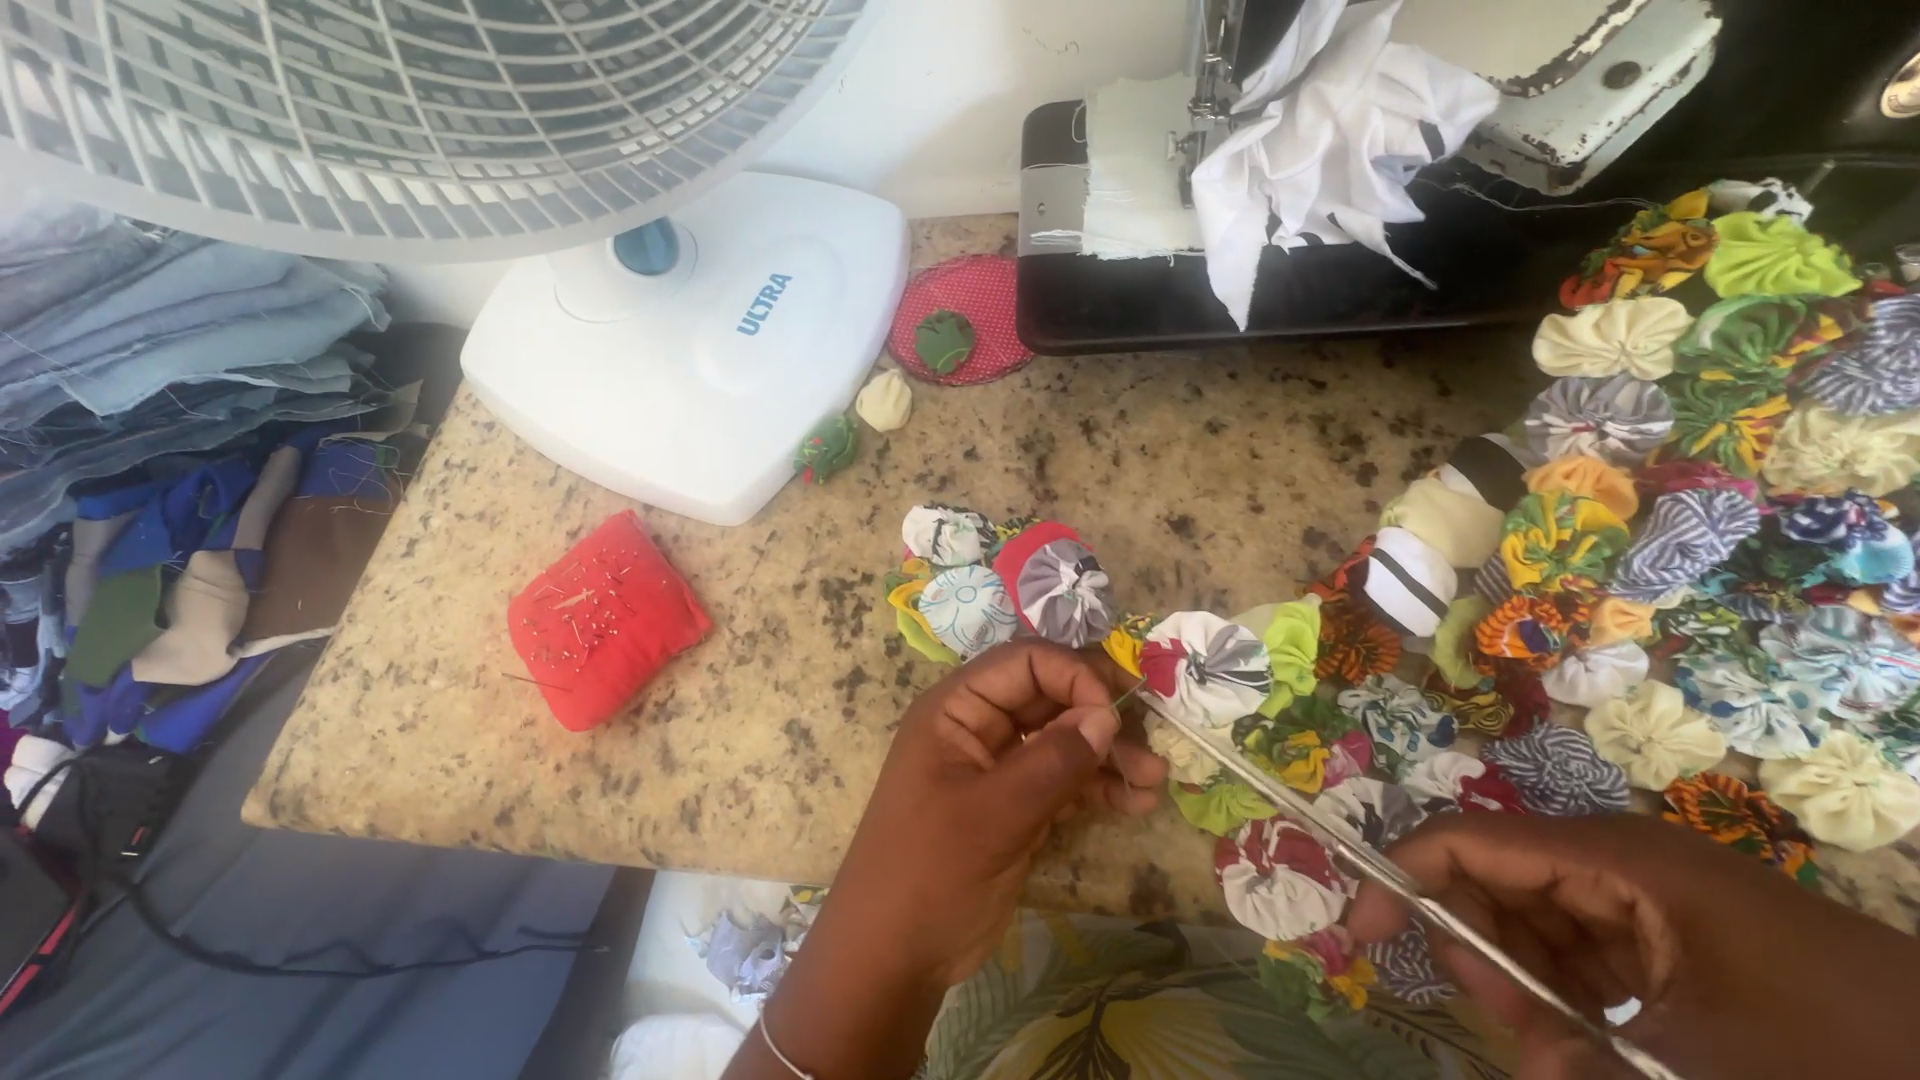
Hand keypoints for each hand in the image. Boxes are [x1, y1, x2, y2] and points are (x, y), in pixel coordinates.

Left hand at [726, 641, 1166, 1079]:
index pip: (1025, 662)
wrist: (894, 955)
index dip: (1073, 676)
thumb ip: (1053, 762)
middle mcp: (978, 727)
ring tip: (1154, 779)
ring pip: (1063, 740)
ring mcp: (999, 768)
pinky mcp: (1016, 806)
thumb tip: (1107, 716)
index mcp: (956, 709)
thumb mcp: (992, 814)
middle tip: (1151, 737)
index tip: (1112, 715)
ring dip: (1108, 755)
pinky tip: (1136, 802)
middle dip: (1100, 715)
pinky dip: (1098, 787)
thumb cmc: (928, 871)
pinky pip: (1064, 781)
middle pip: (1050, 697)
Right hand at [1347, 812, 1919, 1078]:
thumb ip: (1576, 1063)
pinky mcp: (1669, 933)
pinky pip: (1579, 949)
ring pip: (1532, 918)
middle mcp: (1615, 860)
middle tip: (1499, 1019)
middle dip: (1475, 946)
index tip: (1360, 937)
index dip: (1399, 878)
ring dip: (1520, 980)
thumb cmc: (1835, 1045)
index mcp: (1611, 858)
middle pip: (1493, 879)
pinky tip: (1581, 1039)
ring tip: (1548, 1044)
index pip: (1465, 841)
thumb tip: (1524, 1069)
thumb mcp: (1695, 1065)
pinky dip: (1562, 994)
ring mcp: (1644, 896)